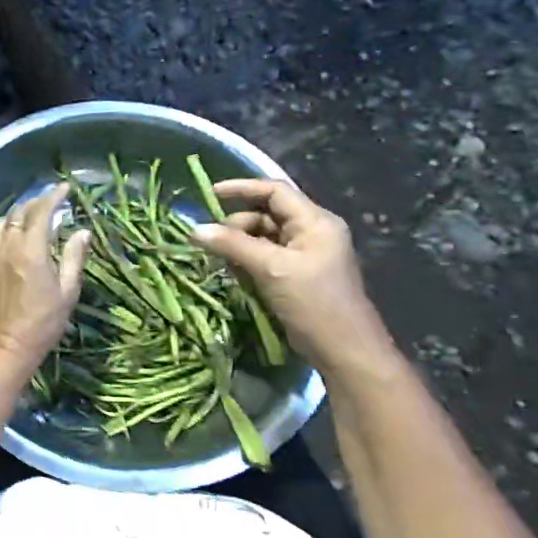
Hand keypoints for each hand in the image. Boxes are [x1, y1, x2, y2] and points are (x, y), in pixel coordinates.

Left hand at [0, 184, 90, 362]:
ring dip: (20, 212)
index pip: (41, 212)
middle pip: (20, 212)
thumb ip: (75, 256)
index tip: (66, 188)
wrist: (10, 341)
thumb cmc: (45, 319)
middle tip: (54, 199)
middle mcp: (9, 246)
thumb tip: (82, 231)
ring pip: (4, 222)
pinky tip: (16, 231)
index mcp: (31, 250)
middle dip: (37, 201)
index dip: (53, 196)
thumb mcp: (68, 289)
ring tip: (36, 213)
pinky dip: (6, 227)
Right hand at [188, 178, 394, 372]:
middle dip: (236, 225)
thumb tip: (194, 230)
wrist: (343, 349)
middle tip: (213, 243)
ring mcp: (304, 254)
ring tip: (223, 262)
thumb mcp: (271, 269)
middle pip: (265, 214)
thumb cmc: (313, 302)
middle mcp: (311, 231)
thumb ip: (232, 245)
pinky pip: (265, 256)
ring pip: (262, 237)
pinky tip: (236, 274)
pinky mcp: (296, 274)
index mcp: (315, 222)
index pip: (275, 191)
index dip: (242, 188)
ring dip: (239, 245)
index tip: (210, 195)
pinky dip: (247, 261)